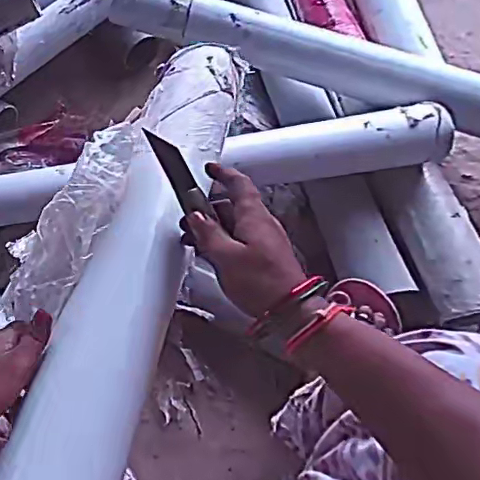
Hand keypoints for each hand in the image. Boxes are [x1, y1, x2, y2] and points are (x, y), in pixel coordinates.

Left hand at [0, 311, 51, 439]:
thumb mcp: (21, 361)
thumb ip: (34, 339)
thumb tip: (44, 315)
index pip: (24, 325)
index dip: (40, 332)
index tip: (54, 341)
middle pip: (19, 346)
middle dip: (35, 354)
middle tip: (48, 364)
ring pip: (14, 365)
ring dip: (27, 373)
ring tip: (37, 382)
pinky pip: (9, 383)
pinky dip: (18, 388)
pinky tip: (23, 397)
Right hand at [183, 162, 309, 319]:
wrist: (289, 309)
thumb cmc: (263, 284)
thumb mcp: (225, 256)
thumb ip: (208, 233)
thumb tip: (195, 217)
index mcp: (254, 217)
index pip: (239, 185)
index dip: (222, 174)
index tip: (209, 170)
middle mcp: (261, 224)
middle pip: (232, 205)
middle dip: (208, 208)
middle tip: (189, 218)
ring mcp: (264, 239)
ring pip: (234, 223)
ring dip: (213, 227)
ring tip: (195, 240)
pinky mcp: (263, 254)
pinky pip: (240, 238)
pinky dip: (223, 240)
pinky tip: (211, 253)